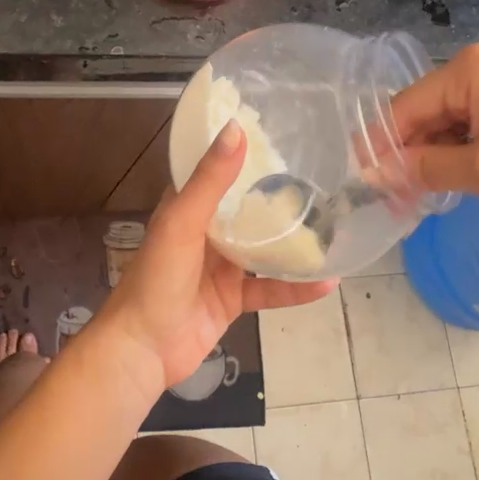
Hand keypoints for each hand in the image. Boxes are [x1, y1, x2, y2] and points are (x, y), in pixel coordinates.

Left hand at [97, 121, 337, 388]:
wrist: (144, 350)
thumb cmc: (157, 278)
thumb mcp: (182, 221)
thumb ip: (211, 179)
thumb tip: (237, 129)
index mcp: (188, 205)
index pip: (218, 168)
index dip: (245, 150)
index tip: (281, 131)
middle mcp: (206, 230)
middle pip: (247, 206)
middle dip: (278, 193)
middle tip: (323, 175)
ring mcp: (221, 265)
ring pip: (264, 246)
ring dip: (293, 240)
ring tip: (334, 224)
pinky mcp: (234, 298)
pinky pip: (271, 287)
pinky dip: (297, 287)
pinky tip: (328, 281)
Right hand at [392, 44, 478, 221]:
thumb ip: (425, 168)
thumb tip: (375, 172)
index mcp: (468, 70)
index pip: (404, 108)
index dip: (382, 148)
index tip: (365, 188)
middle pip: (423, 112)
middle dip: (408, 155)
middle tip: (395, 202)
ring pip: (446, 120)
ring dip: (434, 156)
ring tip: (420, 198)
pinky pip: (472, 123)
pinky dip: (460, 151)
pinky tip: (454, 179)